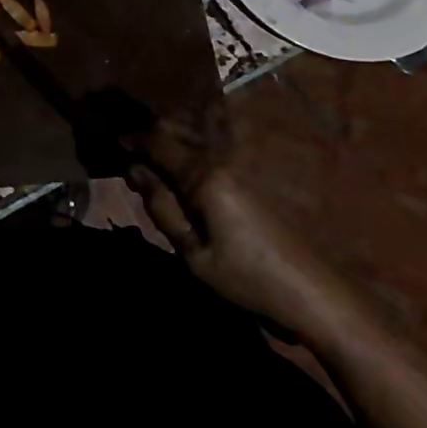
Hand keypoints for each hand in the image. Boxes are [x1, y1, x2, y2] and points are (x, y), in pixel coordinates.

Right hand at [124, 114, 343, 329]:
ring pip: (194, 140)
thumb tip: (135, 170)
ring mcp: (239, 169)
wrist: (314, 296)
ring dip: (169, 140)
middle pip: (179, 131)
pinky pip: (208, 154)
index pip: (159, 142)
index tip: (112, 141)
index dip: (133, 139)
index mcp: (204, 176)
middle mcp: (221, 161)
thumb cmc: (248, 279)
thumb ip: (162, 207)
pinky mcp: (249, 182)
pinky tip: (177, 171)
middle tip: (127, 147)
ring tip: (147, 156)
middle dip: (150, 132)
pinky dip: (186, 153)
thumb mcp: (193, 253)